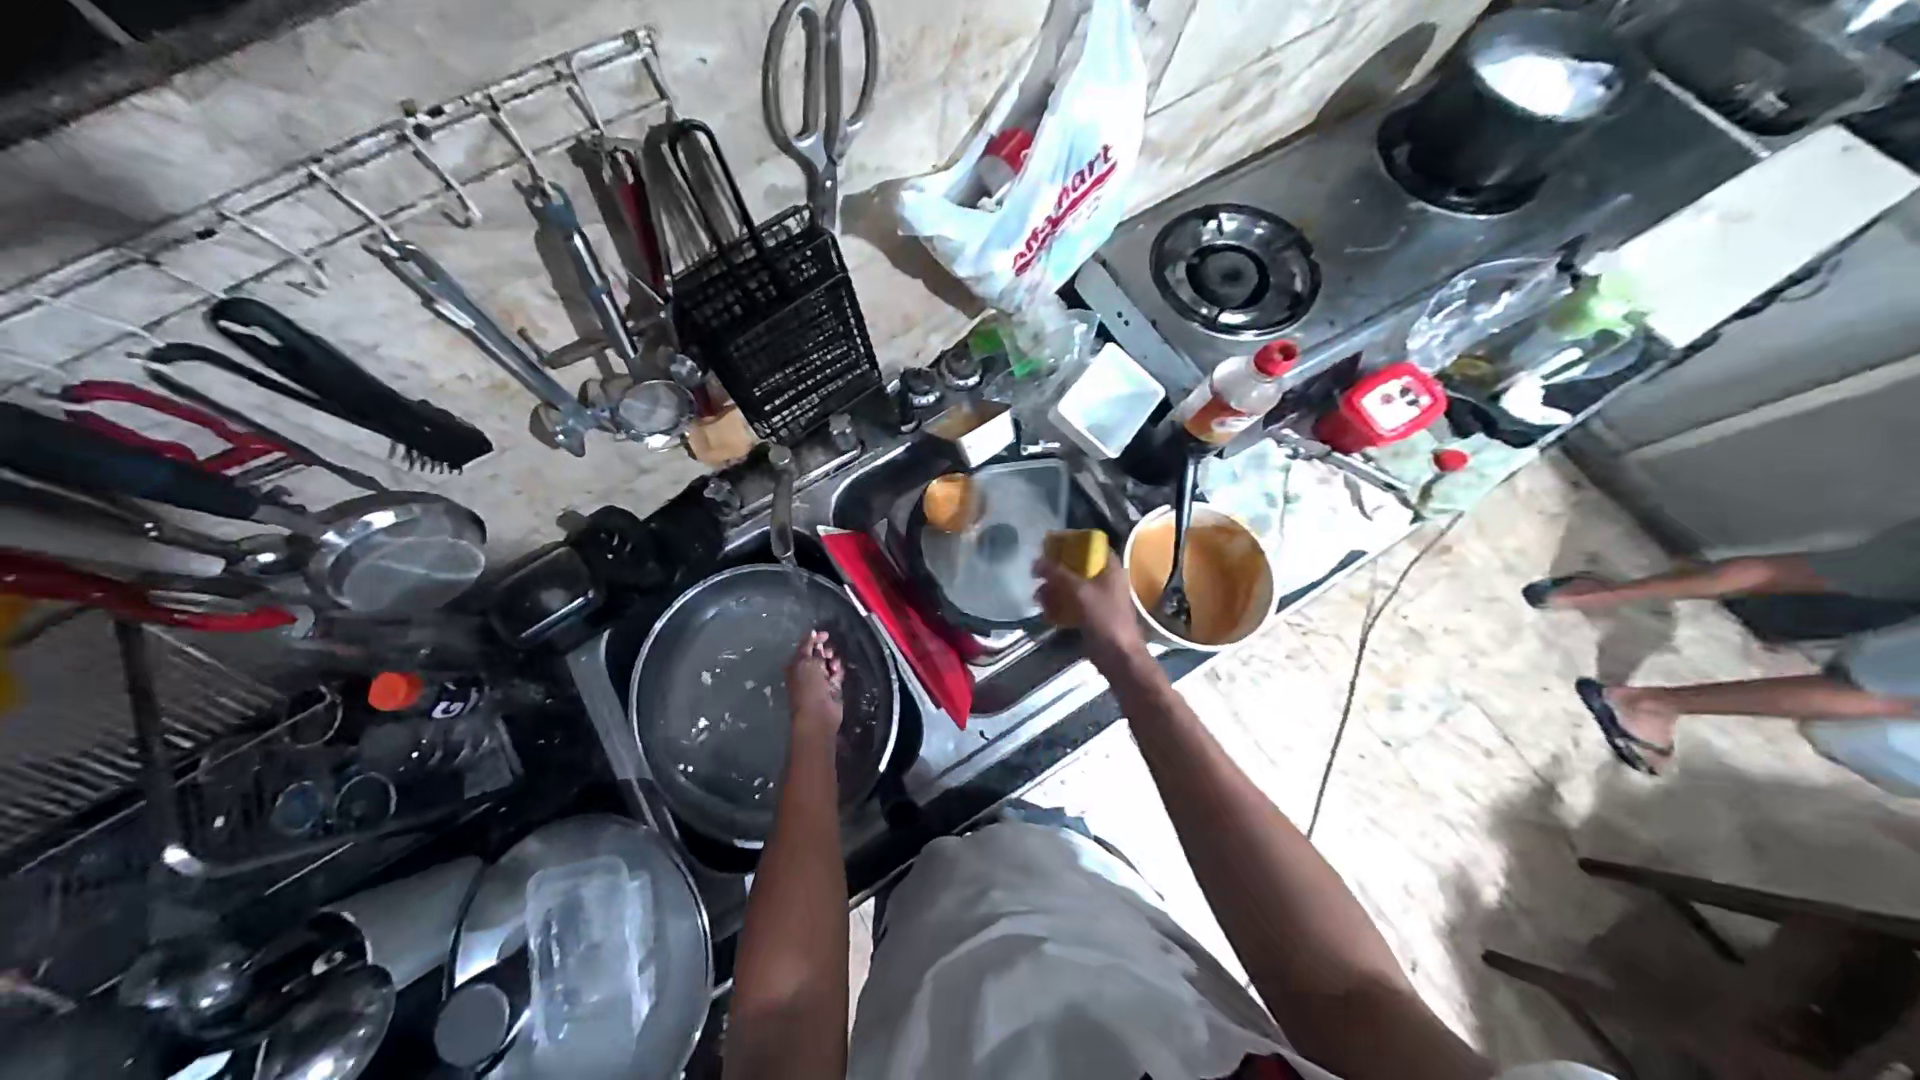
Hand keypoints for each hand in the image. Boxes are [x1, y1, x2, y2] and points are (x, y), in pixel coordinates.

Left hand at [785, 630, 844, 736]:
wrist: (818, 714)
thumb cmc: (807, 686)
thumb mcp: (805, 661)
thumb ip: (808, 645)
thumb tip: (812, 632)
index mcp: (796, 664)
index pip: (806, 646)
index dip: (815, 639)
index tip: (826, 635)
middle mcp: (808, 670)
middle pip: (820, 653)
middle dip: (826, 651)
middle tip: (829, 654)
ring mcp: (821, 679)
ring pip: (831, 662)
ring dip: (834, 661)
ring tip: (834, 667)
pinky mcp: (833, 686)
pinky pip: (838, 673)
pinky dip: (839, 672)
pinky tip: (837, 675)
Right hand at [1034, 556, 1147, 667]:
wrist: (1118, 655)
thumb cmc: (1104, 618)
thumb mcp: (1079, 591)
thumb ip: (1057, 573)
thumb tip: (1037, 561)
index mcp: (1110, 567)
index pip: (1090, 545)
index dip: (1070, 544)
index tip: (1049, 547)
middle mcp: (1106, 579)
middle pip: (1077, 567)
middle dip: (1055, 572)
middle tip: (1038, 576)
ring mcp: (1099, 598)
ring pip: (1072, 587)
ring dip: (1054, 590)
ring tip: (1038, 598)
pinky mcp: (1092, 614)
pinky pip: (1072, 604)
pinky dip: (1059, 606)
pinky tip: (1045, 613)